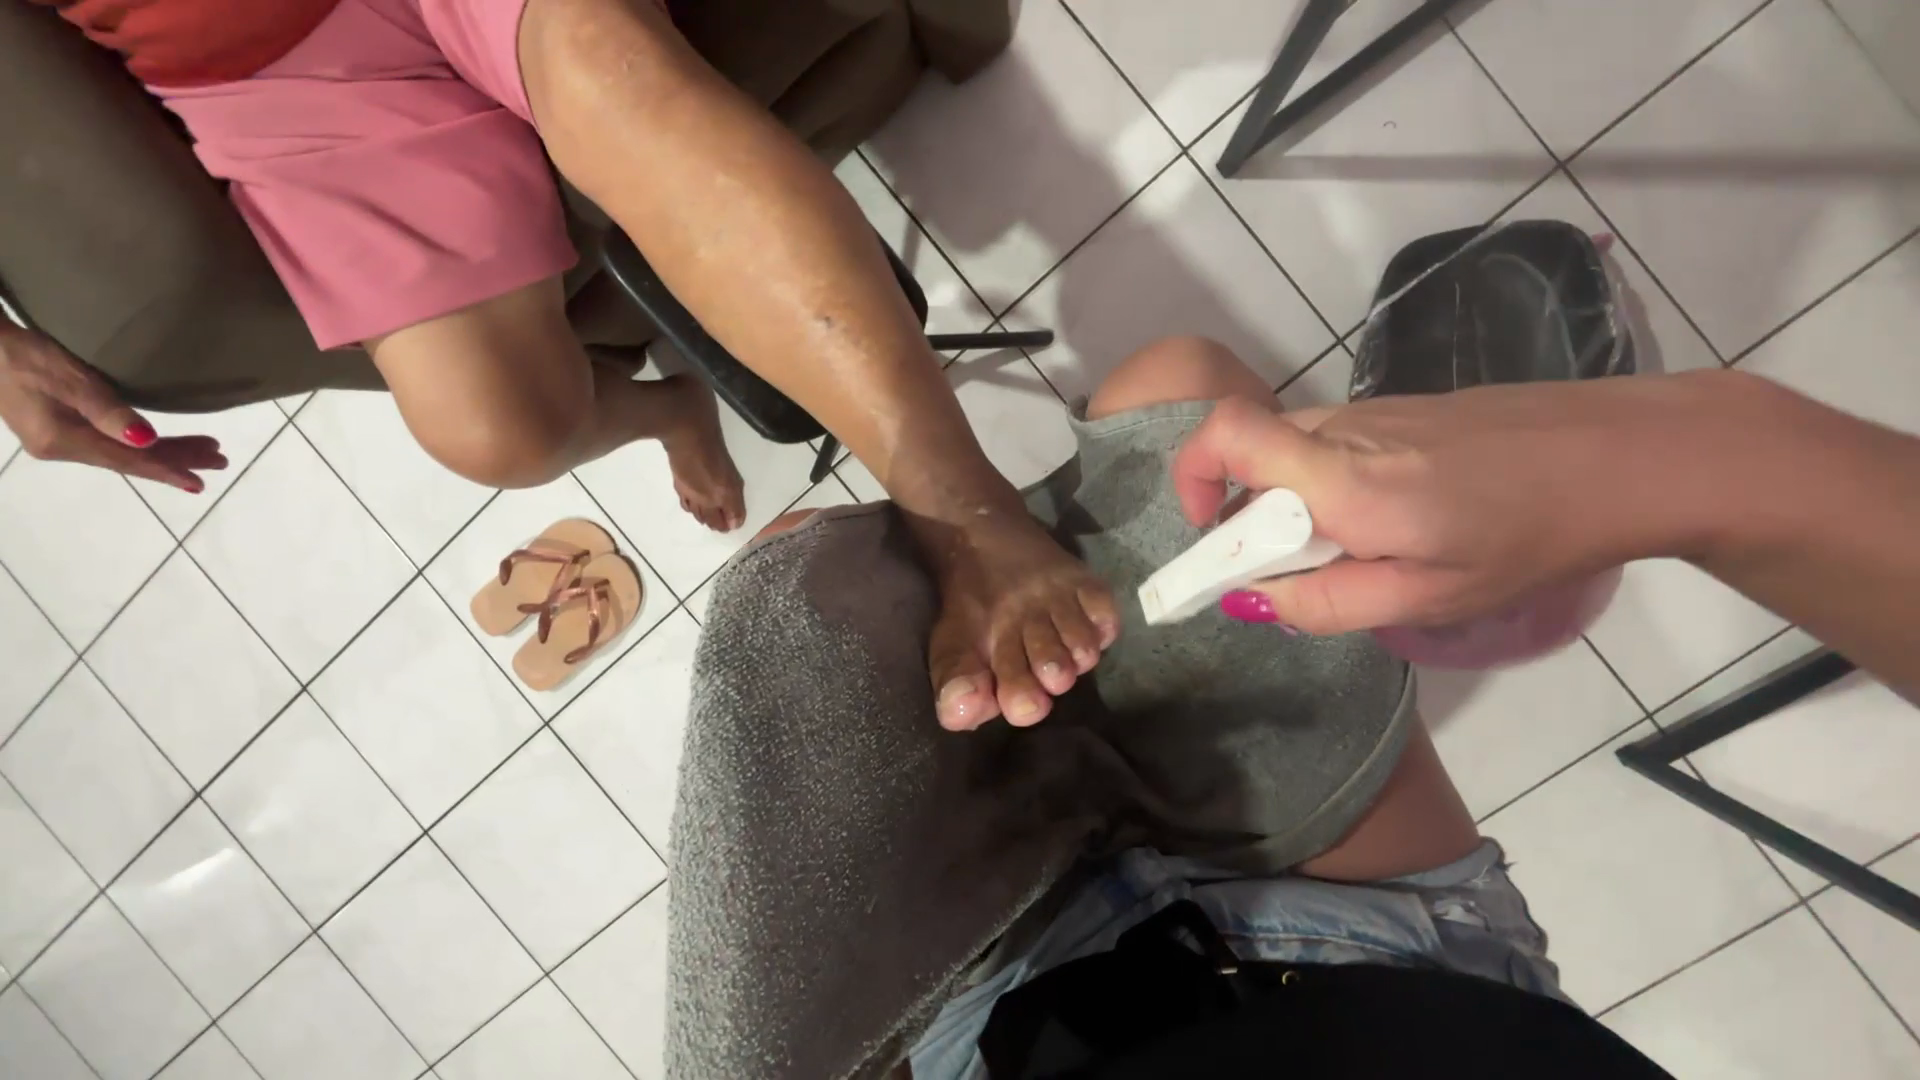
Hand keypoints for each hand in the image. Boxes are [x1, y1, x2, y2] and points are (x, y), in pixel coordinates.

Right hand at [0, 324, 225, 491]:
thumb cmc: (26, 357)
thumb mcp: (73, 382)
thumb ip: (110, 413)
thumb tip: (145, 442)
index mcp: (64, 441)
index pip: (129, 462)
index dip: (168, 471)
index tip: (200, 483)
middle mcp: (60, 447)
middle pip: (131, 458)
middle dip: (177, 460)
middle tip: (220, 460)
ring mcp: (55, 438)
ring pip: (123, 451)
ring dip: (166, 452)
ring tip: (206, 450)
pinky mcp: (55, 426)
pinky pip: (109, 443)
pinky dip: (142, 445)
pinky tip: (160, 443)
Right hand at [1170, 372, 1759, 633]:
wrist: (1630, 456)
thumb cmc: (1529, 538)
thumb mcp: (1426, 599)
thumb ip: (1325, 604)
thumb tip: (1248, 598)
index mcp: (1345, 478)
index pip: (1226, 434)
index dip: (1192, 474)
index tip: (1209, 530)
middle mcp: (1341, 430)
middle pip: (1247, 455)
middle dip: (1244, 516)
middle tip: (1293, 568)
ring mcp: (1369, 412)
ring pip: (1285, 454)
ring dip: (1287, 505)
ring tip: (1352, 550)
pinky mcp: (1394, 410)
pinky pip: (1324, 447)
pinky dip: (1321, 487)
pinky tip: (1386, 520)